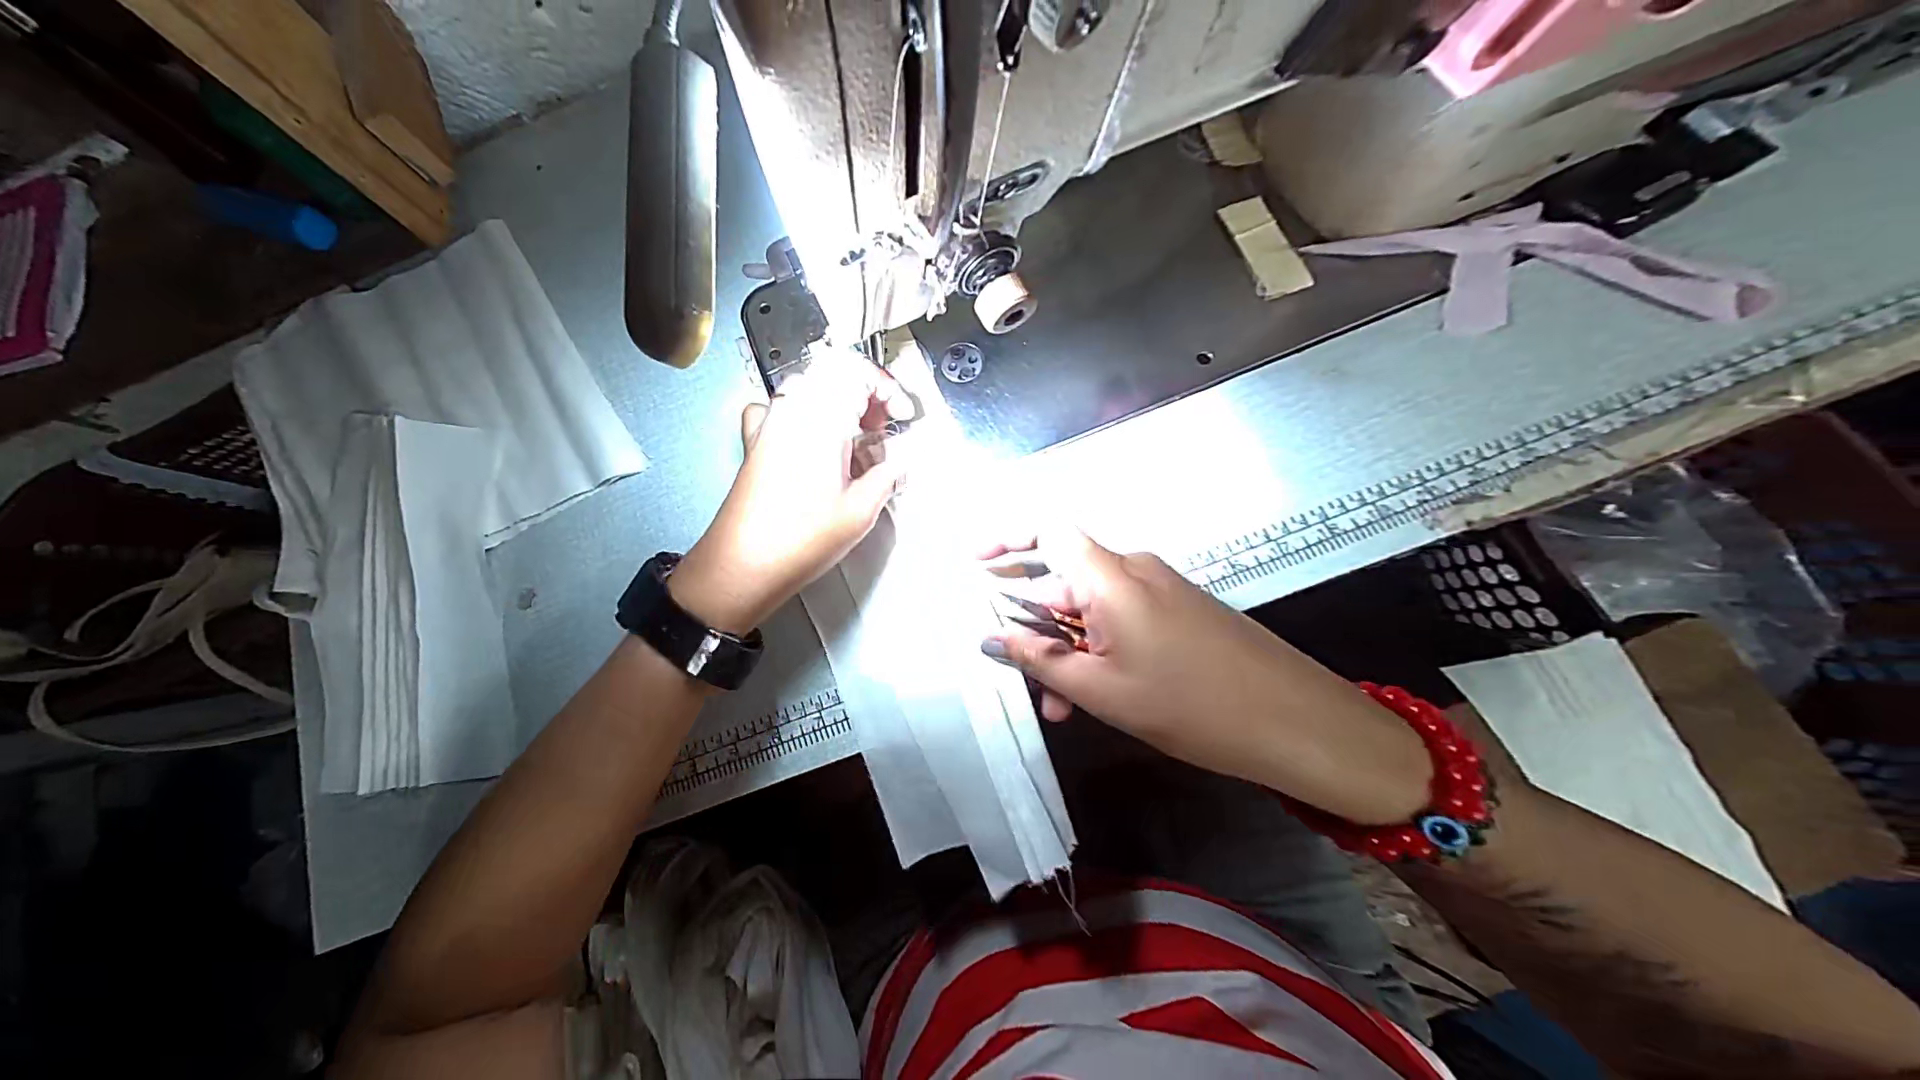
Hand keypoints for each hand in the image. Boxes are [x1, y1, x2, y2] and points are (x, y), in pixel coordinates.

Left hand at [672, 353, 912, 633]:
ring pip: (811, 388)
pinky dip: (806, 415)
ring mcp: (770, 425)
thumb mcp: (861, 511)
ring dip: (840, 403)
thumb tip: (899, 464)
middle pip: (834, 373)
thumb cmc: (796, 541)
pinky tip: (815, 441)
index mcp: (821, 419)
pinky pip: (783, 410)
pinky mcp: (757, 444)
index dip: (888, 388)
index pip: (858, 371)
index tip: (901, 414)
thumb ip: (888, 477)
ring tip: (856, 438)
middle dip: (867, 393)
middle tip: (884, 426)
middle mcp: (792, 413)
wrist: (743, 565)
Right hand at [979, 526, 1433, 824]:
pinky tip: (1097, 693)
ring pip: (1093, 607)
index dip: (1008, 537)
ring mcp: (1161, 589)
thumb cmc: (1191, 704)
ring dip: (1069, 648)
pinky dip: (1099, 648)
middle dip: (1037, 625)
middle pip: (1066, 578)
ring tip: (1063, 704)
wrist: (1295, 720)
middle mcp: (1135, 570)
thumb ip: (1041, 660)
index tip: (979, 561)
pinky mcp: (1179, 610)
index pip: (1050, 530)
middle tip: (1023, 674)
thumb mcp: (1102, 691)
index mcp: (1112, 578)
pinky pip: (1122, 617)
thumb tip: (994, 639)